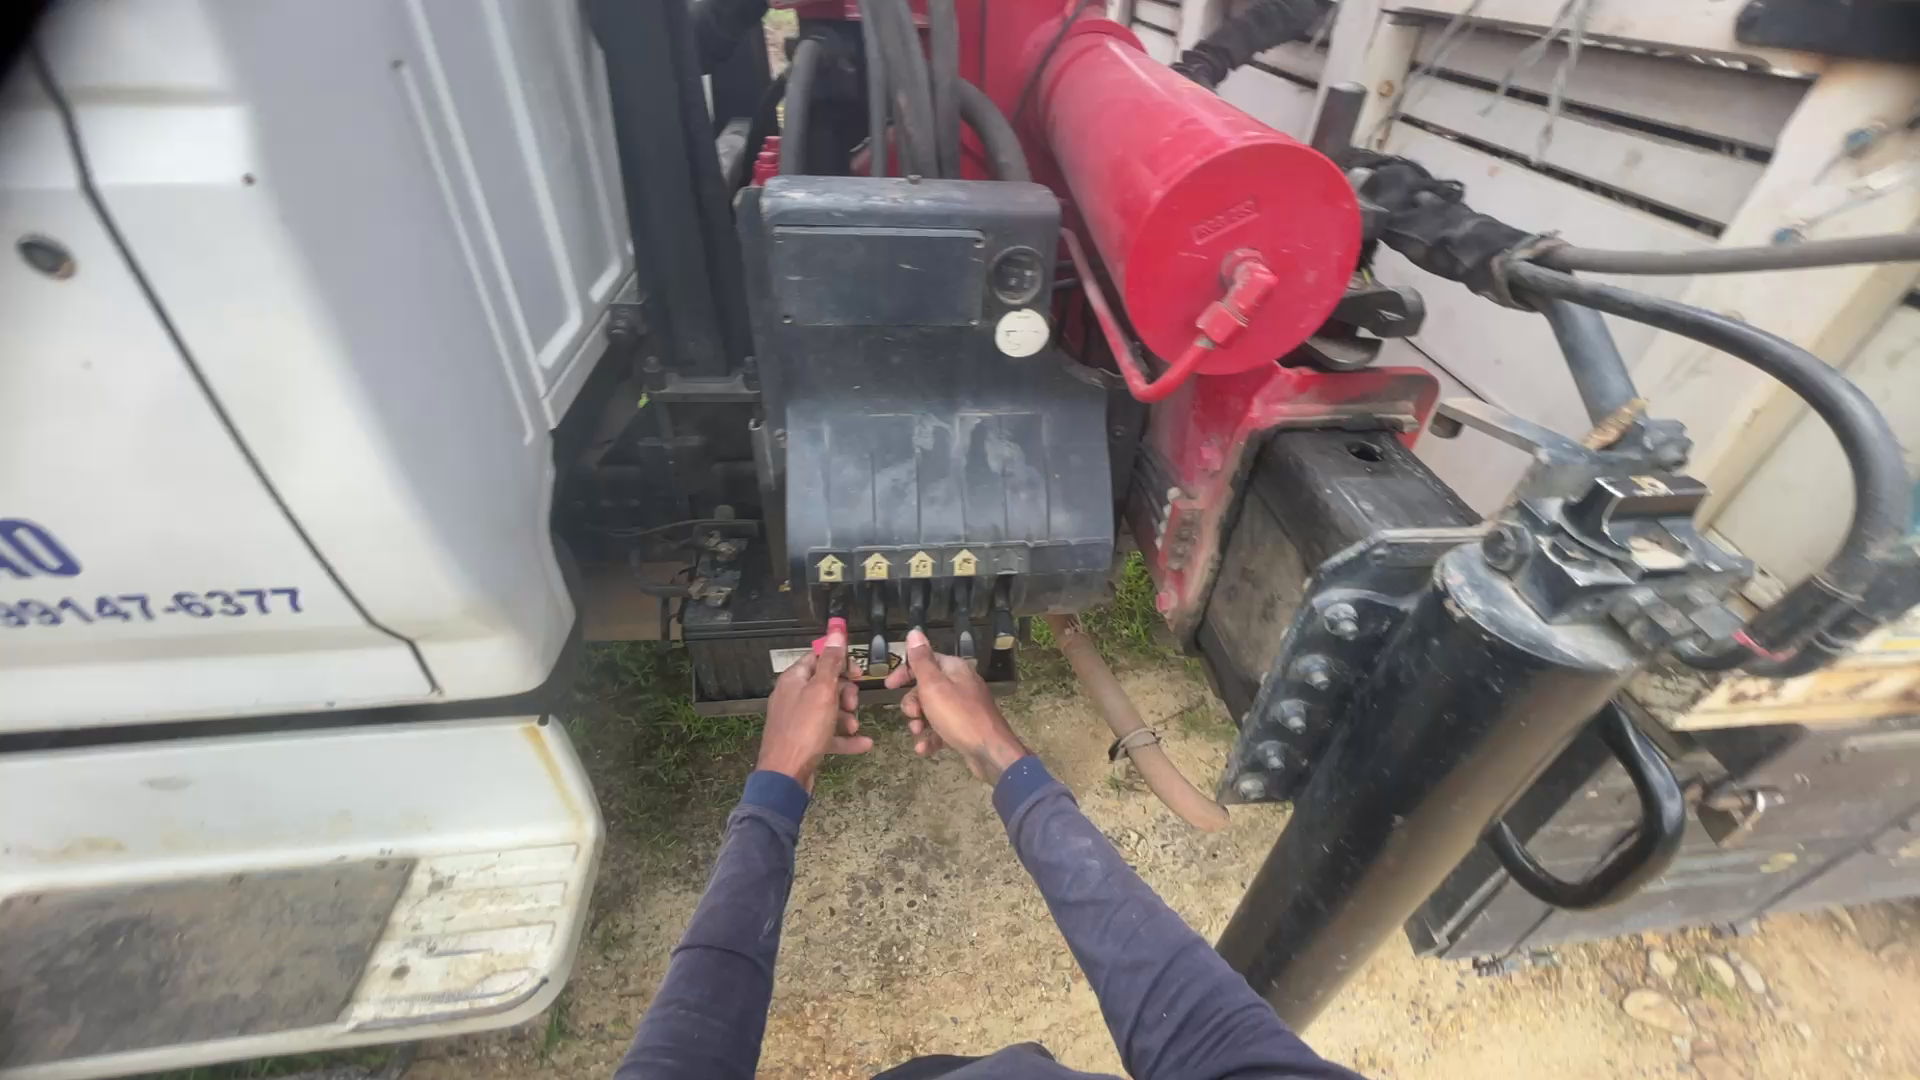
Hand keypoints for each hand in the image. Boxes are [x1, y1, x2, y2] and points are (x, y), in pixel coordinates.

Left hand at [759, 625, 872, 790]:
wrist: (786, 775)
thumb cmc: (804, 729)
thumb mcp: (823, 691)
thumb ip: (832, 661)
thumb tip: (836, 629)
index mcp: (794, 679)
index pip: (819, 658)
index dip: (840, 662)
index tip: (858, 673)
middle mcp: (794, 696)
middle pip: (827, 684)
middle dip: (846, 693)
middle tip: (853, 704)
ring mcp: (798, 720)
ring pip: (830, 709)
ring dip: (847, 716)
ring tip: (854, 726)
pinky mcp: (805, 741)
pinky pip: (830, 734)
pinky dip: (846, 737)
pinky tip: (864, 744)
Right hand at [884, 628, 1028, 783]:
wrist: (990, 752)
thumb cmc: (958, 715)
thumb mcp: (934, 685)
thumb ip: (921, 660)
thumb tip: (914, 632)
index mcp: (954, 668)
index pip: (924, 661)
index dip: (904, 672)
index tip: (888, 686)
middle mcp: (960, 684)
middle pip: (926, 688)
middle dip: (913, 704)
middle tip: (913, 715)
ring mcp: (964, 707)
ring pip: (931, 711)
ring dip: (919, 723)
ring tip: (918, 734)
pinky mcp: (965, 728)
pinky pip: (941, 729)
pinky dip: (931, 737)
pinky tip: (924, 749)